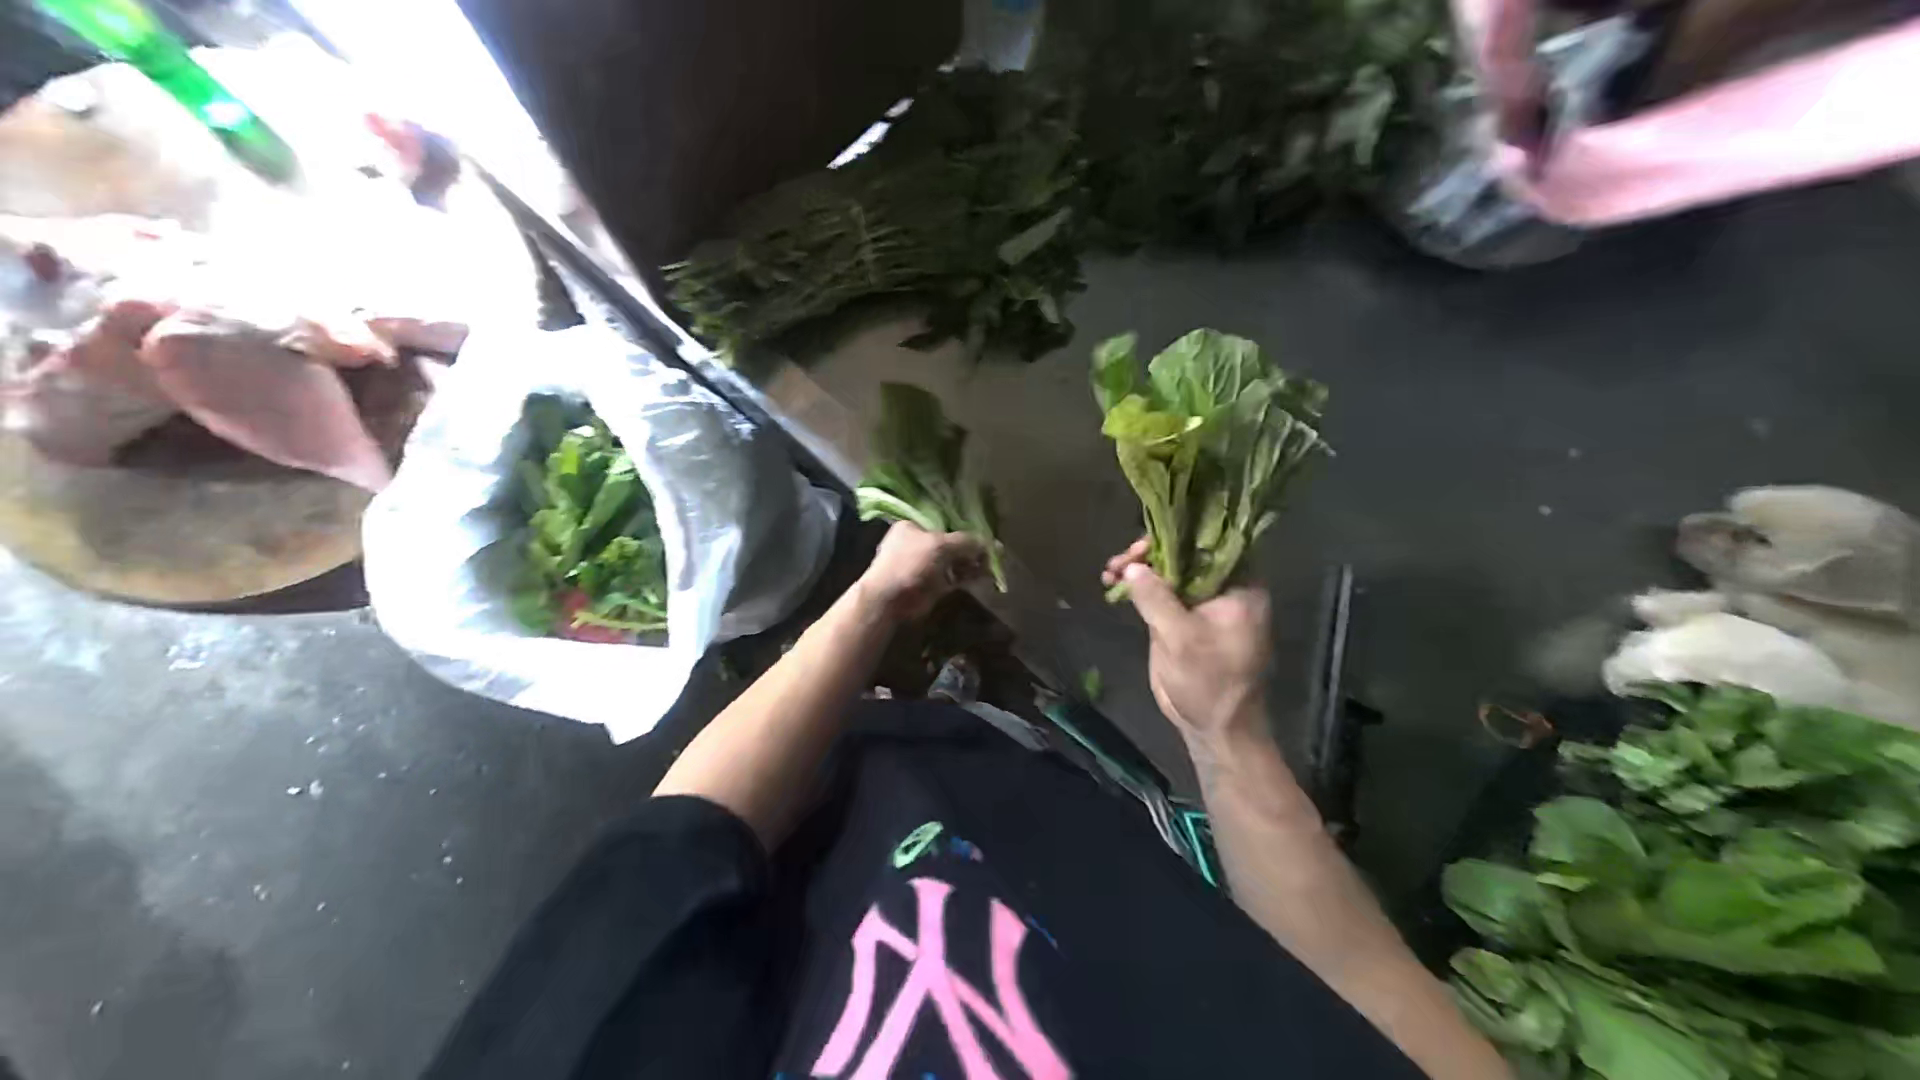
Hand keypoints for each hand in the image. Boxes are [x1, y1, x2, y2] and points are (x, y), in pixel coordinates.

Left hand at [857, 521, 985, 622]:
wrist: (890, 599)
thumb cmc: (911, 563)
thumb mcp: (941, 545)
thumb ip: (967, 541)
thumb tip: (992, 544)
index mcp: (913, 526)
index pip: (944, 523)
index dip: (965, 527)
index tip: (984, 533)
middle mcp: (918, 544)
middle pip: (951, 543)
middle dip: (971, 548)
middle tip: (993, 551)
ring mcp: (924, 565)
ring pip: (954, 561)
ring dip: (972, 563)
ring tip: (992, 564)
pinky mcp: (931, 585)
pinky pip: (954, 577)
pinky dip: (968, 576)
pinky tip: (985, 575)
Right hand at [1103, 538, 1271, 755]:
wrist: (1213, 726)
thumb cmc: (1211, 682)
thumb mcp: (1182, 638)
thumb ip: (1156, 599)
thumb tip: (1132, 568)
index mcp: (1238, 587)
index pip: (1210, 543)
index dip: (1178, 534)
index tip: (1146, 541)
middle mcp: (1221, 587)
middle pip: (1184, 553)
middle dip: (1150, 553)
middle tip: (1120, 561)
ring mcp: (1198, 602)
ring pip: (1166, 570)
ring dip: (1137, 568)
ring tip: (1109, 572)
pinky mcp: (1179, 617)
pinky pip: (1157, 591)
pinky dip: (1136, 585)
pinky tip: (1112, 583)